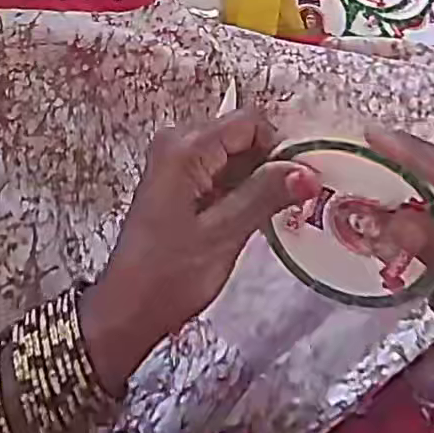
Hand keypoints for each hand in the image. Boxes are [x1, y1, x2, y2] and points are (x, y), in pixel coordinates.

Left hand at [82, 108, 318, 392]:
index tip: (297, 183)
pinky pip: (218, 168)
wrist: (126, 310)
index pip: (249, 122)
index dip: (278, 147)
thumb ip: (265, 194)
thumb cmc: (170, 274)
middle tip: (285, 203)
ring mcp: (174, 159)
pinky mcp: (176, 178)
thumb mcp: (224, 234)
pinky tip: (245, 217)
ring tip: (268, 214)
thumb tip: (307, 170)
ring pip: (232, 152)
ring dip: (255, 178)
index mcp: (186, 147)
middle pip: (240, 133)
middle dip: (268, 163)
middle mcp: (178, 141)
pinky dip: (238, 187)